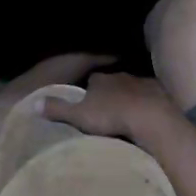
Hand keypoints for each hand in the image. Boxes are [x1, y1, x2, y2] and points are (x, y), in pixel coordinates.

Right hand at [42, 72, 181, 143]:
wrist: (150, 118)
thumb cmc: (111, 116)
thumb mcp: (78, 116)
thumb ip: (57, 109)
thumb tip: (33, 102)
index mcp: (100, 80)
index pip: (92, 80)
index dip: (89, 91)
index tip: (88, 103)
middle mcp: (121, 76)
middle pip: (113, 83)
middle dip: (111, 94)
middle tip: (107, 112)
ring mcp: (143, 83)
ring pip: (133, 89)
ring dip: (130, 99)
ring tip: (128, 117)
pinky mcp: (162, 94)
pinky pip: (152, 99)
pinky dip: (148, 106)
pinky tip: (147, 119)